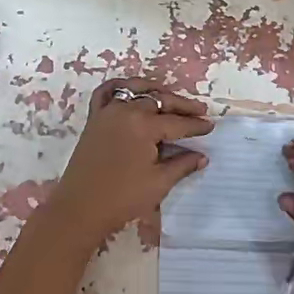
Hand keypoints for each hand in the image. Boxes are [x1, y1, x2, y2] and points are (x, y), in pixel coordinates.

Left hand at [33, 79, 212, 249]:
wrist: (82, 206)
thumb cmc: (123, 197)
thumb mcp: (159, 182)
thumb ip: (182, 164)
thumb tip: (202, 155)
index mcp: (143, 125)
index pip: (176, 122)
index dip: (196, 125)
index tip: (211, 126)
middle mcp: (125, 111)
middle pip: (158, 101)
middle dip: (181, 106)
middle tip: (200, 110)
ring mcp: (106, 112)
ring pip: (135, 91)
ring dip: (154, 92)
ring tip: (170, 98)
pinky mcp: (93, 119)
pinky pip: (106, 92)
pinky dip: (120, 87)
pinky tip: (131, 91)